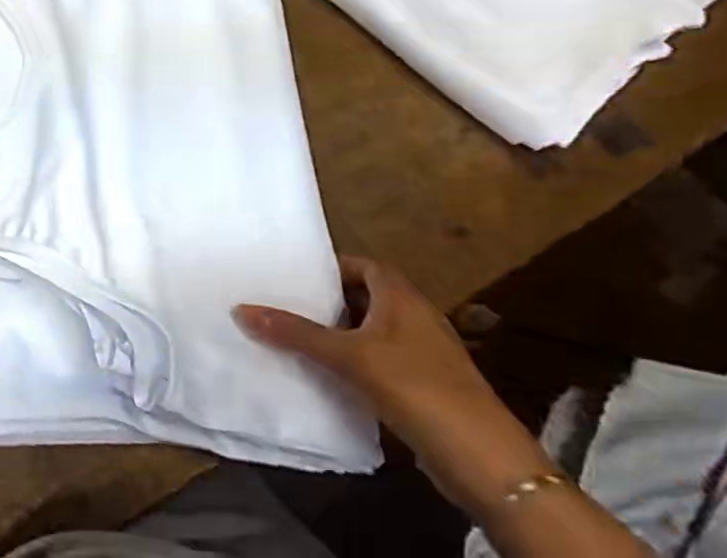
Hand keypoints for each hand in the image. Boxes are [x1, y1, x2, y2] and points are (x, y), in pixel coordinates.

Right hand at [235, 256, 555, 517]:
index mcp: (401, 294)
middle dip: (327, 303)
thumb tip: (242, 309)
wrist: (484, 461)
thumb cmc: (416, 388)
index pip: (359, 265)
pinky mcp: (423, 385)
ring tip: (295, 339)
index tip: (291, 278)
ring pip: (370, 331)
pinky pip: (379, 361)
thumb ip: (296, 333)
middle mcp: (413, 314)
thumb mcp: (350, 357)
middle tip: (285, 307)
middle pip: (362, 297)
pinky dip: (354, 363)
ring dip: (339, 335)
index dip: (327, 269)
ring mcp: (422, 351)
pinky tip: (328, 377)